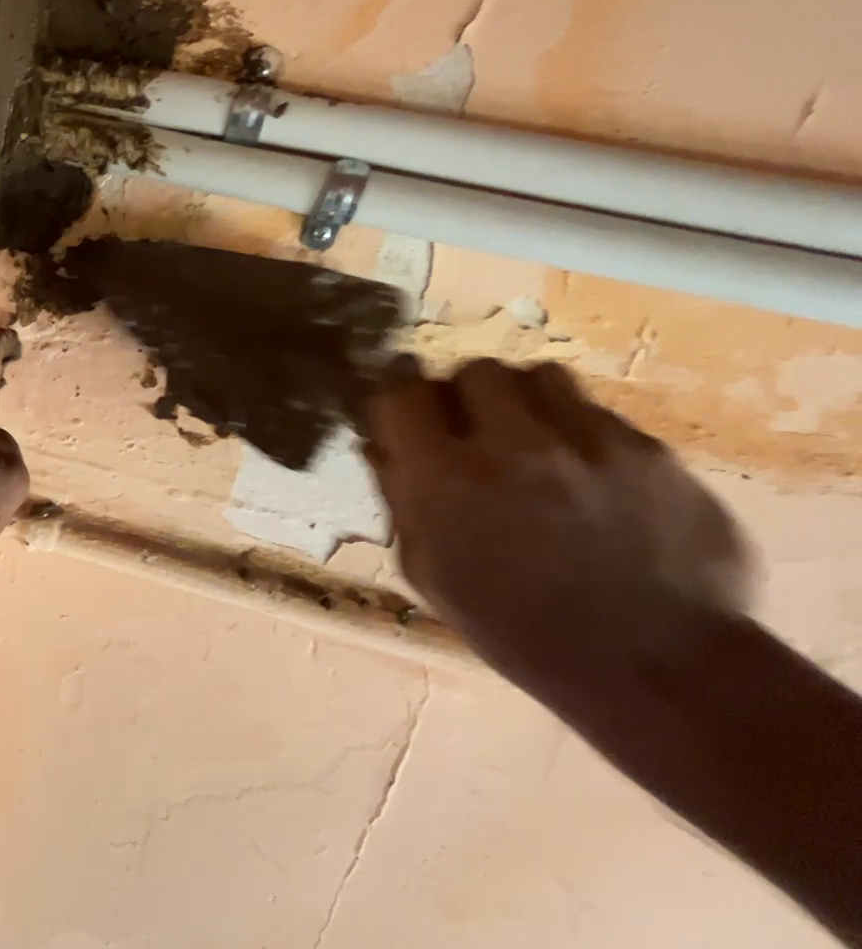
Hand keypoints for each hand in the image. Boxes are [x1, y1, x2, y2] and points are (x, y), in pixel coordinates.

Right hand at [364, 357, 749, 699]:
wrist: (650, 664)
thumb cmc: (512, 626)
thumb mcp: (427, 571)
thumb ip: (402, 500)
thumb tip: (383, 447)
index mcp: (443, 479)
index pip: (401, 392)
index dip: (396, 388)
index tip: (401, 398)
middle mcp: (511, 445)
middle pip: (474, 370)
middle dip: (464, 393)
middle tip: (471, 425)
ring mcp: (588, 443)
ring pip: (542, 377)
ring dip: (524, 400)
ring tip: (531, 437)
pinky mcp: (651, 452)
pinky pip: (600, 413)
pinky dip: (580, 432)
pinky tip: (587, 475)